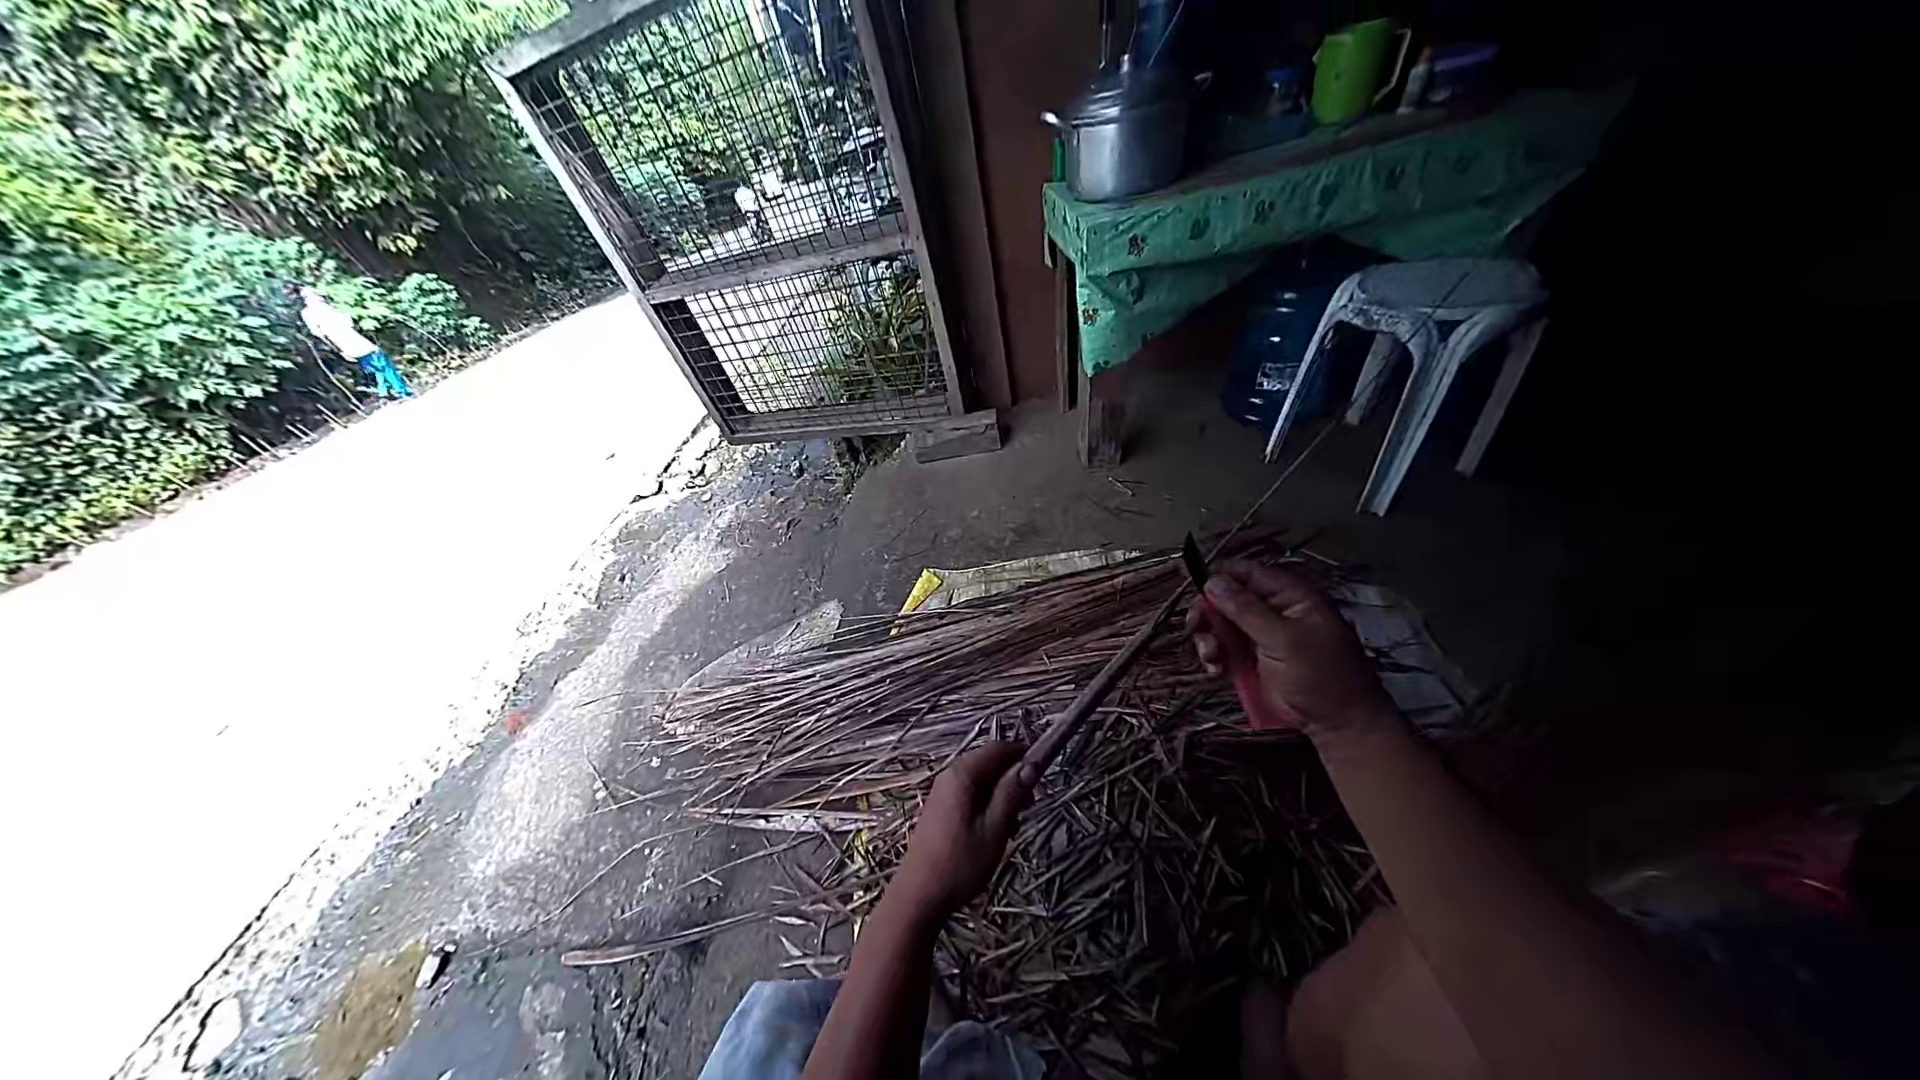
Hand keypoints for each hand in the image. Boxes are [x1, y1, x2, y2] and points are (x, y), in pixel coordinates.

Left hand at [888, 742, 1033, 920]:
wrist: (919, 896)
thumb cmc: (960, 863)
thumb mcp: (995, 828)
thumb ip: (1012, 793)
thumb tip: (1030, 764)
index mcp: (962, 774)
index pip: (998, 748)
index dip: (1023, 755)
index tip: (1042, 776)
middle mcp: (950, 776)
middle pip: (989, 763)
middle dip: (1013, 780)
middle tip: (1028, 807)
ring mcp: (943, 793)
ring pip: (981, 782)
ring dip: (1001, 796)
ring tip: (1012, 826)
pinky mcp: (940, 810)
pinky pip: (970, 796)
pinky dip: (987, 807)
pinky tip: (994, 833)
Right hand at [1185, 559, 1394, 738]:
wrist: (1335, 724)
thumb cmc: (1323, 677)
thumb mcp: (1284, 639)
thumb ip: (1246, 609)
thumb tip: (1215, 582)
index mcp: (1290, 598)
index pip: (1250, 574)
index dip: (1222, 576)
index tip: (1198, 585)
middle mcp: (1272, 612)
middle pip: (1228, 599)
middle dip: (1209, 612)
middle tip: (1195, 625)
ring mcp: (1260, 637)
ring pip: (1220, 625)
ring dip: (1209, 638)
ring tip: (1211, 655)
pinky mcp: (1250, 660)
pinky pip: (1222, 649)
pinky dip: (1214, 657)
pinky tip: (1216, 668)